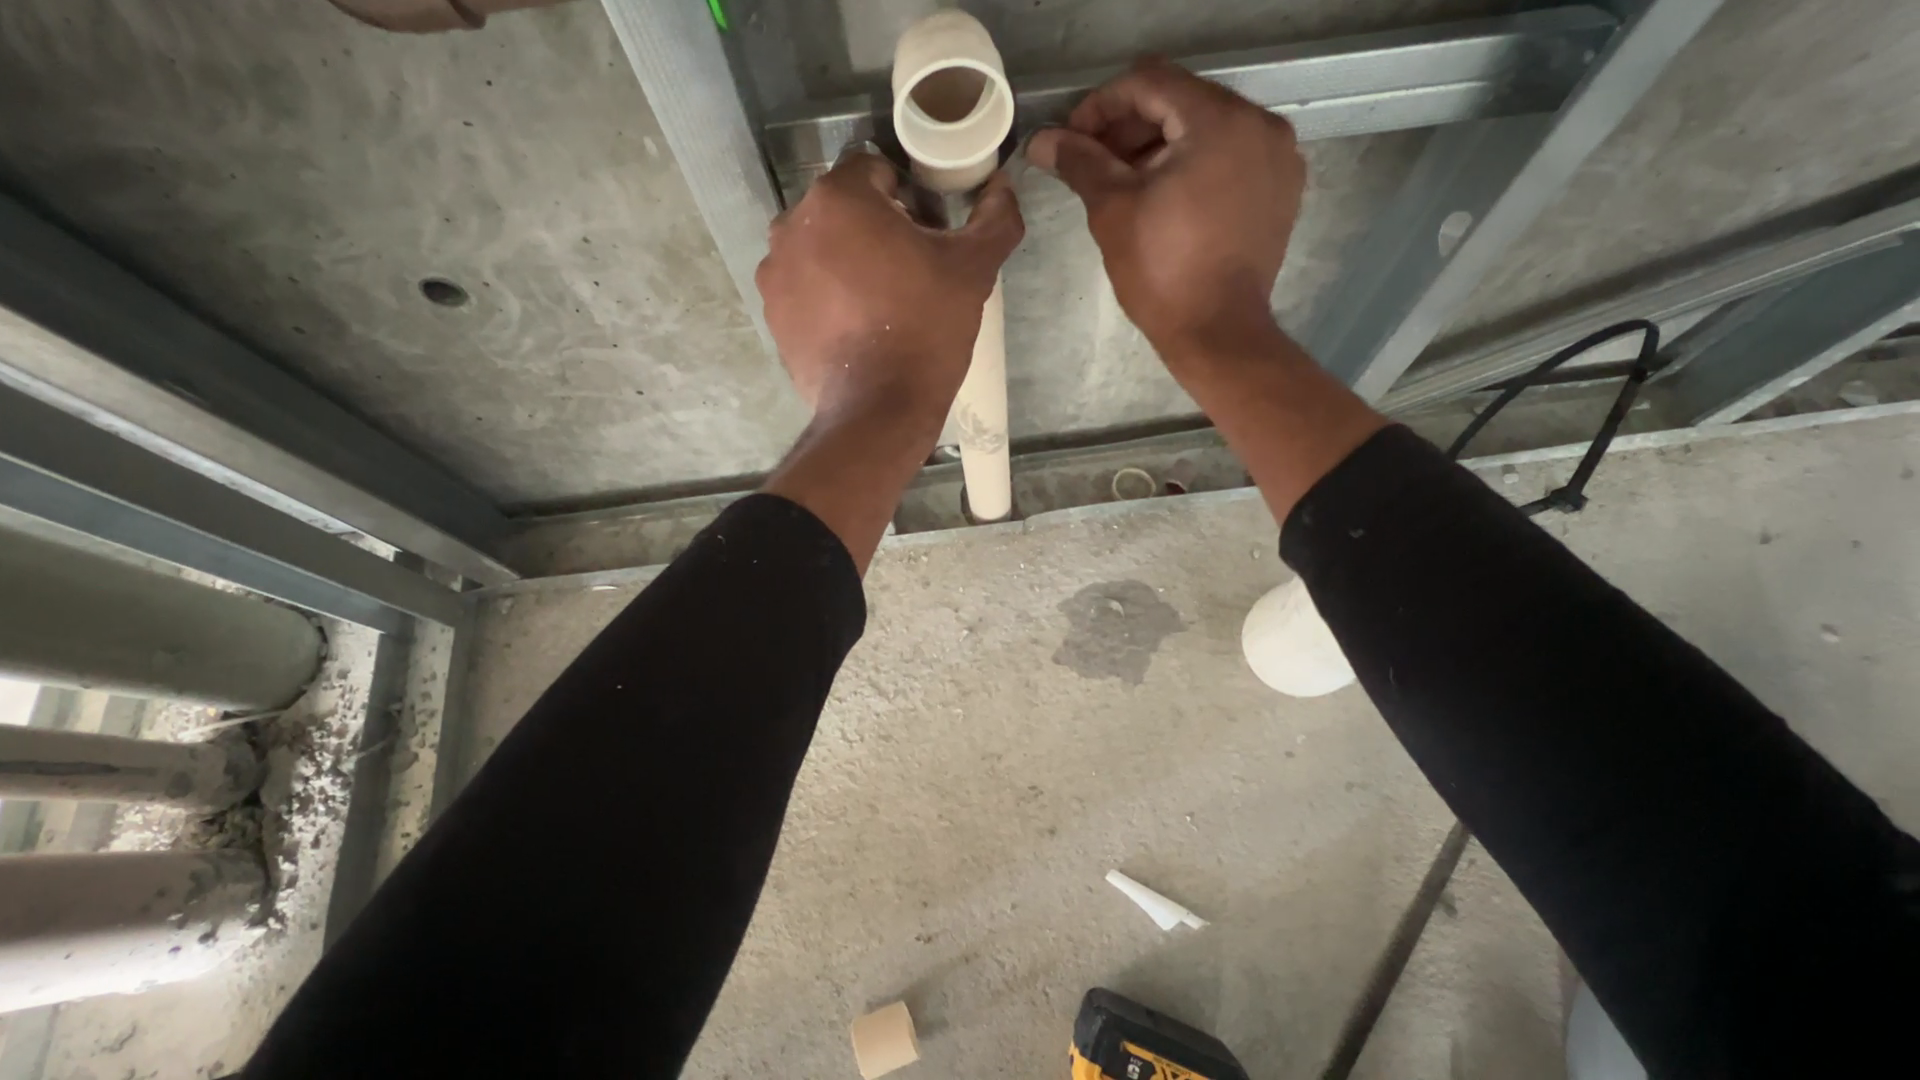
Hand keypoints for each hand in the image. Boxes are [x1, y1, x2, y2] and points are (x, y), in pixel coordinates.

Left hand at [756, 152, 1023, 421]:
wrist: (878, 408)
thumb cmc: (925, 327)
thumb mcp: (973, 269)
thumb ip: (995, 218)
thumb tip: (1003, 186)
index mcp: (838, 198)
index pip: (875, 170)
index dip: (908, 196)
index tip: (928, 234)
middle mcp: (792, 224)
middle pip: (844, 209)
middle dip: (876, 228)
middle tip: (910, 270)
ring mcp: (775, 272)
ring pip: (821, 247)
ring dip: (847, 260)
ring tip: (882, 302)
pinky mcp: (772, 314)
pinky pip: (804, 287)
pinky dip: (826, 296)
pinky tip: (856, 327)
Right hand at [1028, 60, 1304, 364]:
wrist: (1217, 332)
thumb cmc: (1162, 271)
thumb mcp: (1112, 209)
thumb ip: (1080, 162)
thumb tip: (1040, 140)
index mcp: (1219, 122)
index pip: (1150, 82)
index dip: (1101, 105)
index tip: (1071, 138)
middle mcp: (1259, 125)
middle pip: (1181, 101)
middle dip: (1129, 126)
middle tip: (1091, 160)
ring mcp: (1277, 157)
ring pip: (1205, 127)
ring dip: (1158, 144)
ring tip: (1121, 180)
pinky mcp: (1280, 188)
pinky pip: (1229, 155)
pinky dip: (1192, 163)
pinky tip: (1162, 194)